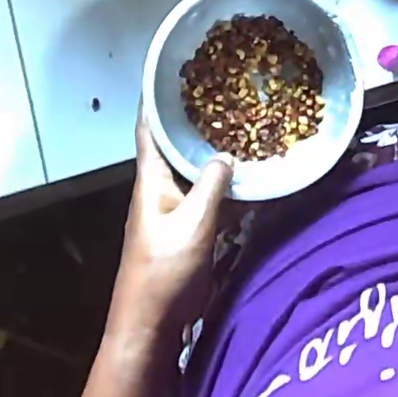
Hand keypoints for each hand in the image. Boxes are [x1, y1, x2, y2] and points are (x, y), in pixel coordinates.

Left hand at [109, 117, 232, 339]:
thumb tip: (226, 156)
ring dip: (213, 153)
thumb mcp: (192, 225)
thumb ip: (211, 188)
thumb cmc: (163, 270)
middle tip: (221, 95)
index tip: (167, 73)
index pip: (148, 127)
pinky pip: (209, 196)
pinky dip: (226, 186)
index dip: (154, 100)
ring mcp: (174, 206)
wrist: (151, 322)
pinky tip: (249, 178)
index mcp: (151, 177)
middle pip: (174, 144)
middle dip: (193, 120)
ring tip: (241, 128)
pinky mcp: (188, 226)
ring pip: (195, 169)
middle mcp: (160, 185)